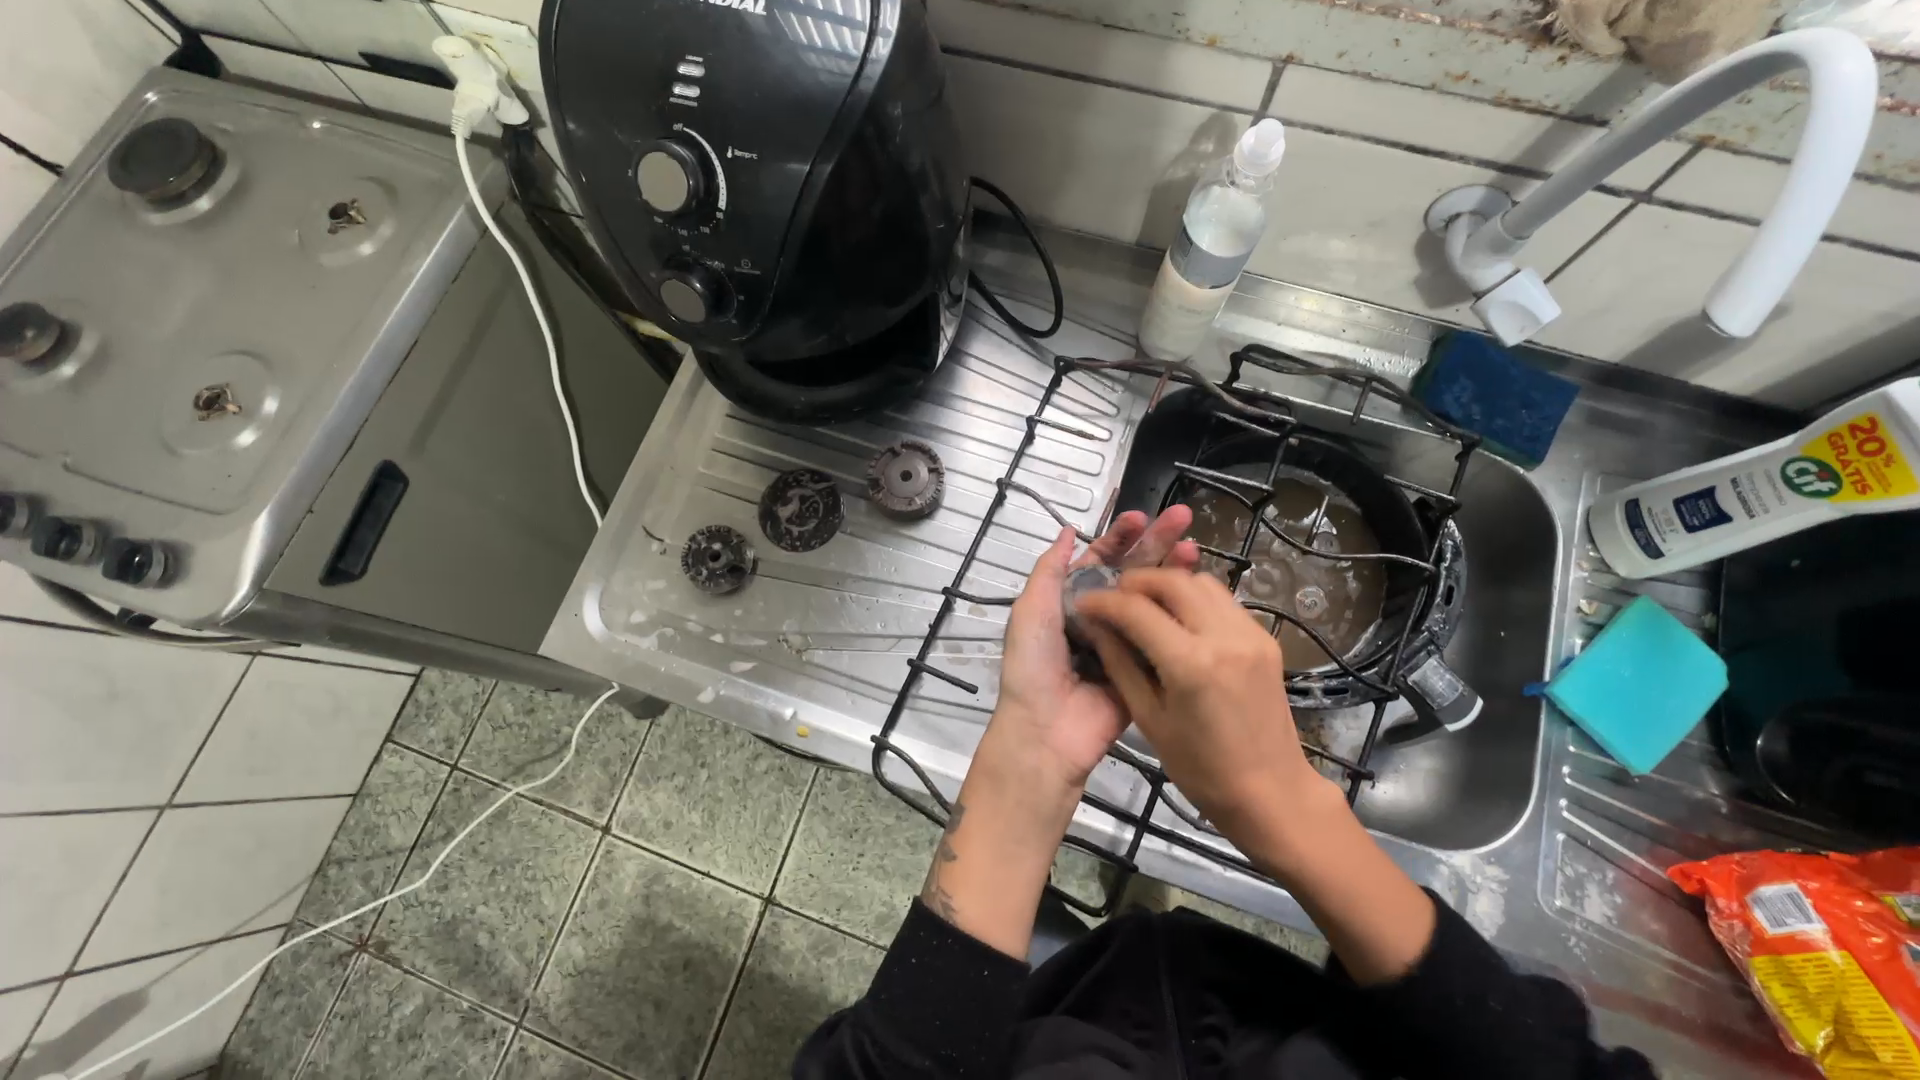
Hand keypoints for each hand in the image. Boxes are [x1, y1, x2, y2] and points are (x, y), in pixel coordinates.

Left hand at [987, 509, 1199, 791]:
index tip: (1143, 516)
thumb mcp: (1030, 610)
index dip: (1120, 537)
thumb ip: (1049, 570)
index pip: (1100, 560)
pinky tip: (1198, 593)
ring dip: (1172, 573)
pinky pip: (1164, 637)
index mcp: (1071, 601)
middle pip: (1132, 573)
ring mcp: (1126, 642)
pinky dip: (1180, 616)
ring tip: (1194, 548)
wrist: (1047, 729)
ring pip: (1153, 601)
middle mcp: (1101, 617)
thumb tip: (1068, 531)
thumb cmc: (1033, 665)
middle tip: (1184, 519)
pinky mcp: (1146, 668)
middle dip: (1155, 544)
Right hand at [1078, 569, 1440, 985]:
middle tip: (1113, 599)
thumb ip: (1120, 664)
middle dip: (1136, 582)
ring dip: (1168, 585)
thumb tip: (1095, 625)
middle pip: (1172, 581)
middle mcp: (1224, 636)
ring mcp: (1251, 633)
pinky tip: (1178, 622)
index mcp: (1190, 663)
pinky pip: (1223, 601)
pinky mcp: (1265, 638)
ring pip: (1202, 582)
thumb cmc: (1201, 769)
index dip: (1104, 601)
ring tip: (1144, 606)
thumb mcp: (1149, 719)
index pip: (1136, 609)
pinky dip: (1194, 599)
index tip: (1083, 602)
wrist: (1272, 792)